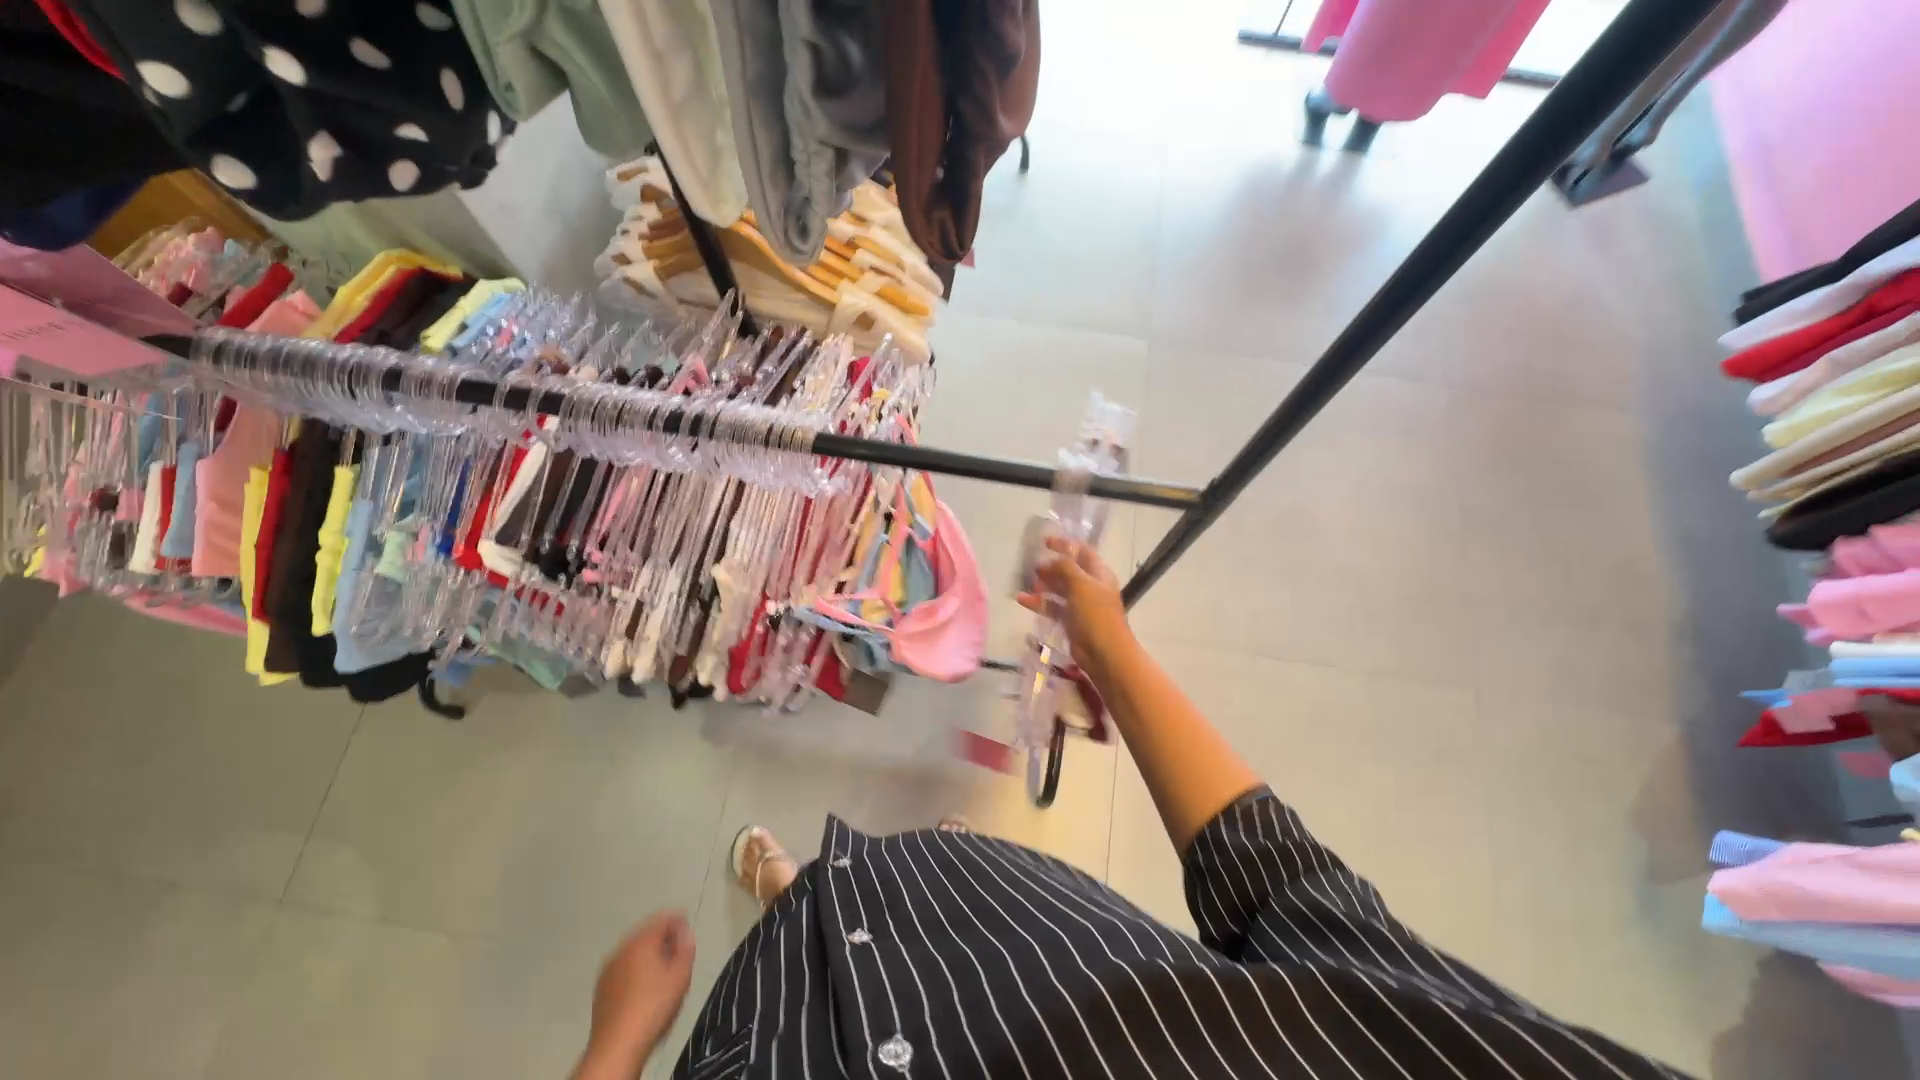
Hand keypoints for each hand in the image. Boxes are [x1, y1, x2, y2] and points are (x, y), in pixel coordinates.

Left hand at [573, 911, 695, 1079]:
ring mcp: (608, 969)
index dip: (678, 920)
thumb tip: (685, 931)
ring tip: (662, 971)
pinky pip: (623, 969)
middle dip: (662, 939)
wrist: (617, 1045)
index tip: (688, 929)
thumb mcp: (681, 975)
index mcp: (641, 941)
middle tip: (678, 951)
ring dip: (648, 955)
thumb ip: (686, 947)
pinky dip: (635, 970)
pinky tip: (643, 988)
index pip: (663, 919)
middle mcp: (621, 949)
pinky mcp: (601, 989)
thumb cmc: (654, 1006)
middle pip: (646, 935)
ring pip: (633, 953)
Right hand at [1016, 536, 1130, 663]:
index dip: (1065, 545)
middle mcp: (1090, 586)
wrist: (1104, 652)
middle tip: (1033, 566)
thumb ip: (1065, 567)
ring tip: (1029, 584)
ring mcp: (1081, 605)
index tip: (1045, 542)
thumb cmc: (1095, 613)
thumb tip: (1052, 559)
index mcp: (1098, 573)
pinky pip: (1052, 607)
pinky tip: (1022, 600)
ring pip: (1059, 589)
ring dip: (1044, 585)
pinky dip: (1039, 603)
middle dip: (1051, 567)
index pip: (1082, 552)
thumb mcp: (1080, 584)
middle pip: (1069, 571)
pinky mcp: (1071, 621)